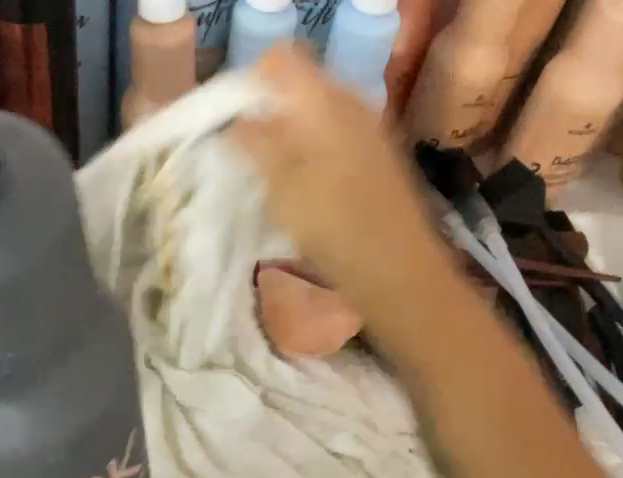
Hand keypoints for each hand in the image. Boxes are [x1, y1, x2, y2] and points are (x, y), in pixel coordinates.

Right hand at [229, 44, 447, 308]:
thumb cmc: (334, 228)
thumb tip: (232, 120)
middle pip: (296, 90)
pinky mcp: (375, 161)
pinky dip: (308, 159)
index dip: (248, 87)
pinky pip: (331, 143)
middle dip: (265, 117)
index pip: (278, 62)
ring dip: (285, 142)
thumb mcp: (281, 186)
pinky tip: (297, 196)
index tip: (226, 125)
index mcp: (325, 99)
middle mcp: (350, 104)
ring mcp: (368, 132)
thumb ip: (252, 144)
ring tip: (264, 181)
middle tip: (239, 157)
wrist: (396, 270)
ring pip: (313, 119)